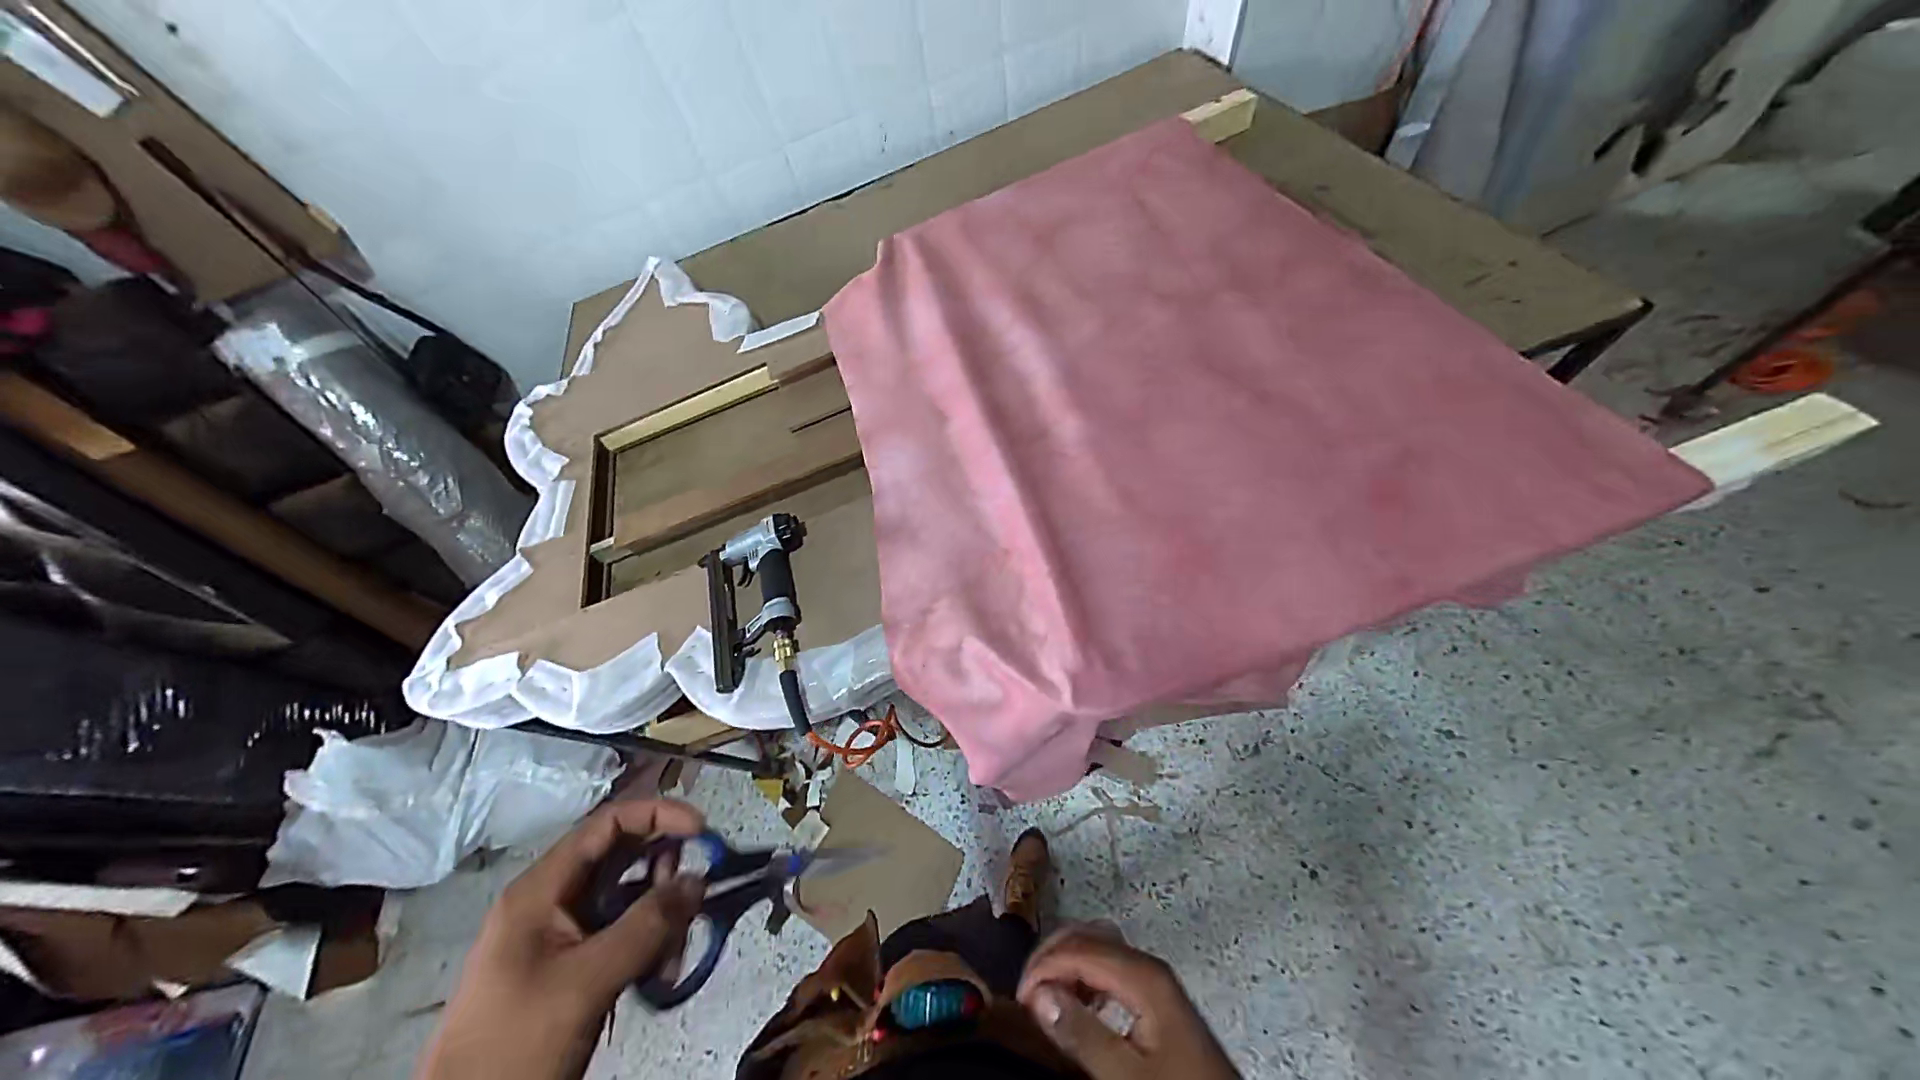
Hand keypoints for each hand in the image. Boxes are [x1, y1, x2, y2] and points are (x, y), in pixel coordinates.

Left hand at [416, 799, 705, 1079]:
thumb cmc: (517, 1043)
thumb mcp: (587, 981)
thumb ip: (647, 925)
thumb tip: (698, 880)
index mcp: (542, 888)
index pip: (609, 823)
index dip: (658, 815)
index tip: (703, 831)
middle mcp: (553, 899)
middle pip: (625, 859)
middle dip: (665, 879)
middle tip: (688, 909)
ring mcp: (563, 933)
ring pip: (630, 899)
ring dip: (661, 921)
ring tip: (670, 961)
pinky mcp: (574, 963)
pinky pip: (625, 934)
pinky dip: (650, 946)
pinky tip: (659, 977)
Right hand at [1018, 924, 1240, 1079]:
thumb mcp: (1126, 1076)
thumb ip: (1081, 1034)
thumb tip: (1038, 995)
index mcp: (1143, 976)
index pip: (1079, 948)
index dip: (1043, 967)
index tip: (1020, 1001)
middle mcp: (1148, 966)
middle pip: (1088, 935)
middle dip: (1051, 956)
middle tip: (1026, 995)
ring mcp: (1155, 979)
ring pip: (1099, 947)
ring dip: (1066, 962)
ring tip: (1044, 997)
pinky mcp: (1156, 997)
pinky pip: (1111, 967)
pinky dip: (1084, 974)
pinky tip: (1076, 1004)